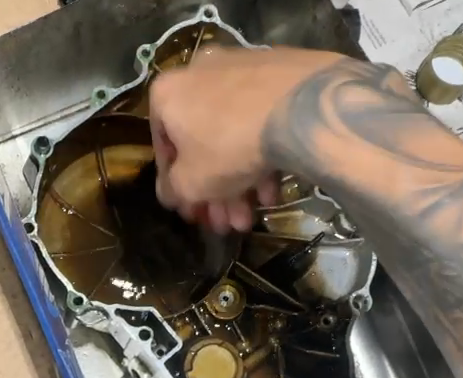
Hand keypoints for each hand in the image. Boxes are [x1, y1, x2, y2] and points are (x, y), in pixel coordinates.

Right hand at [148, 48, 353, 231]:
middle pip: (201, 145)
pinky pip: (259, 121)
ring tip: (248, 218)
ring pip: (232, 136)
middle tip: (222, 223)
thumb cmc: (227, 146)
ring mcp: (242, 68)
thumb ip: (171, 190)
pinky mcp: (279, 72)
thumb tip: (170, 192)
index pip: (162, 148)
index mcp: (168, 93)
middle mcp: (200, 72)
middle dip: (213, 192)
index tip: (190, 210)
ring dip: (237, 184)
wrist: (299, 109)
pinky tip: (271, 192)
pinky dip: (261, 157)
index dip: (175, 187)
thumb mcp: (188, 184)